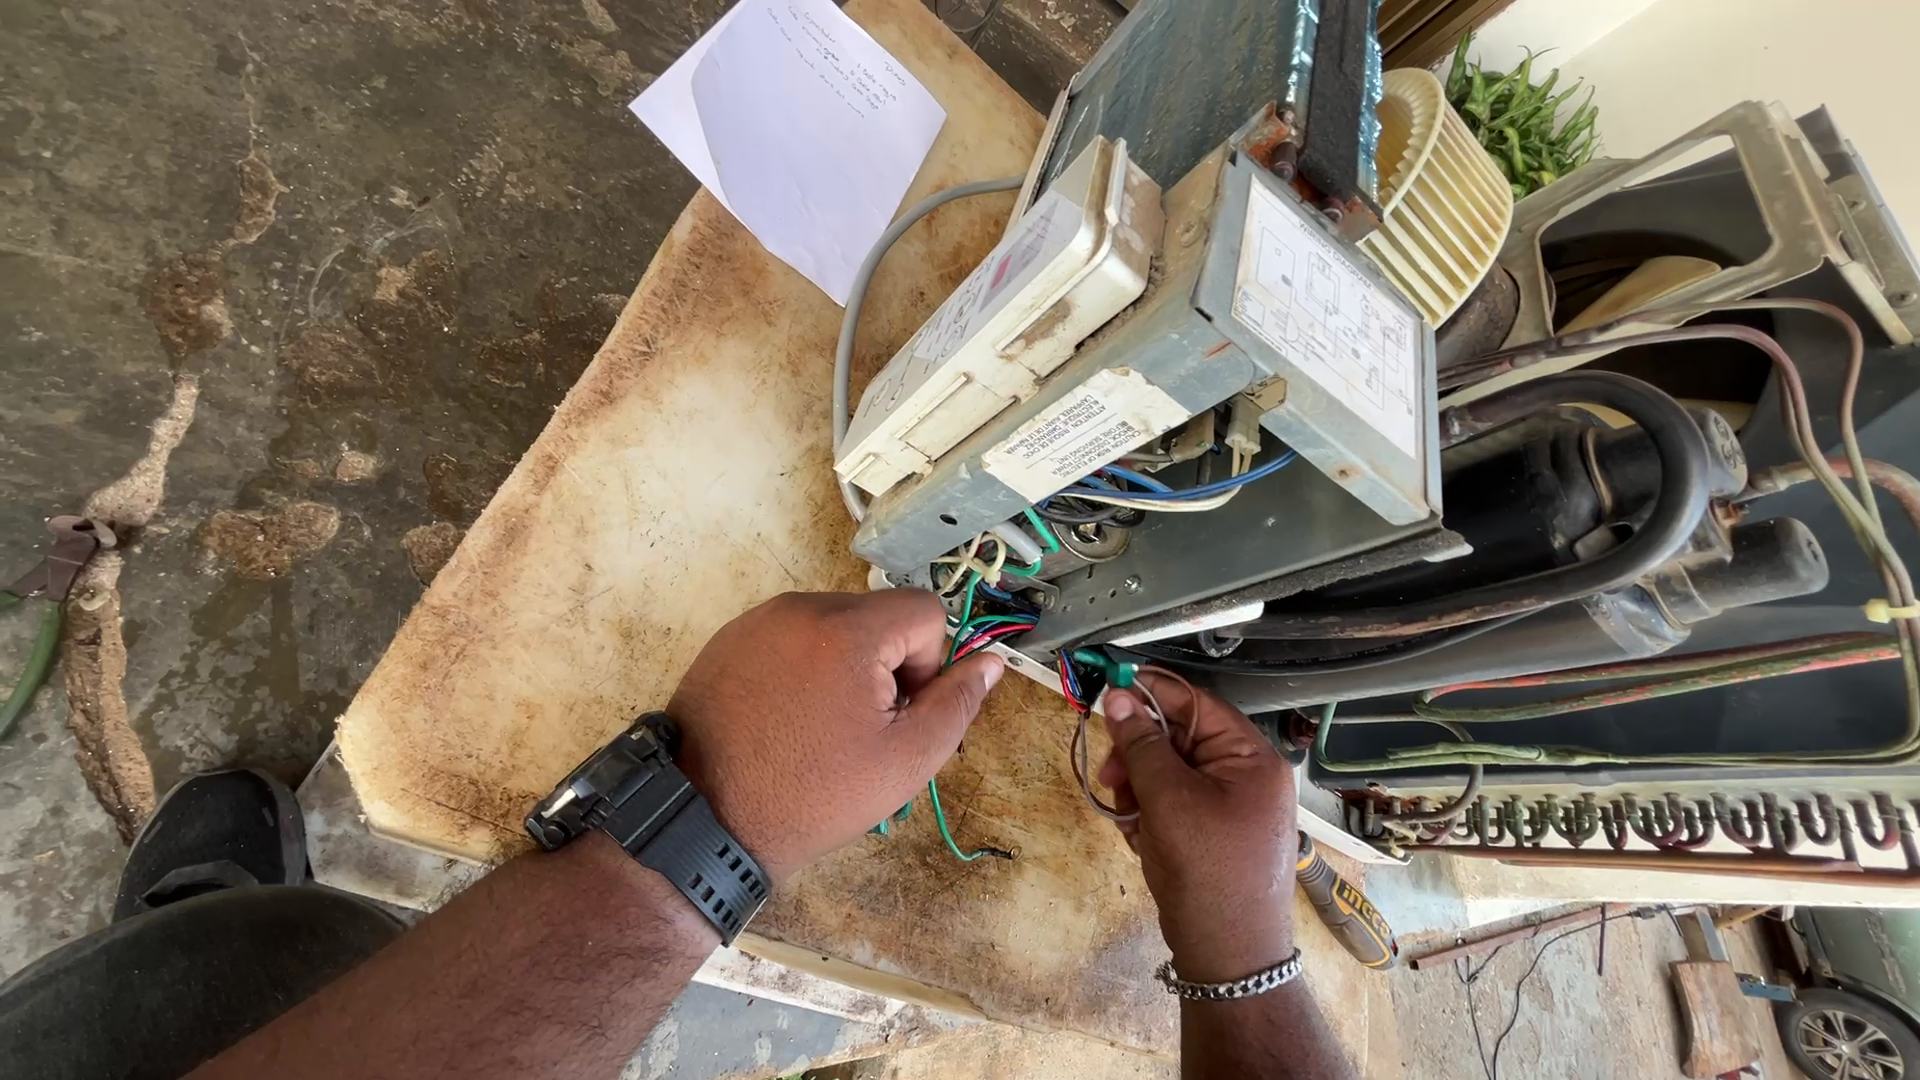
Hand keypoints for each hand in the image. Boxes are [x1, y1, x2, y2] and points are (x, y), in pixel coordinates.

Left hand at [667, 590, 1003, 883]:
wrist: (701, 820)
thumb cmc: (812, 795)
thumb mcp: (905, 760)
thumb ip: (957, 703)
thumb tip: (990, 662)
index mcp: (847, 629)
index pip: (925, 611)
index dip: (927, 663)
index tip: (896, 712)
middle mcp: (801, 606)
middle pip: (880, 617)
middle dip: (887, 665)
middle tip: (859, 728)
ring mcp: (758, 618)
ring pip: (837, 625)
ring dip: (847, 664)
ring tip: (820, 724)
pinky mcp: (730, 636)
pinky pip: (793, 634)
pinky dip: (805, 664)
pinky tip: (786, 714)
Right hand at [1097, 672, 1296, 982]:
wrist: (1228, 959)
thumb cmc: (1205, 870)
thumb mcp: (1167, 799)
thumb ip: (1140, 743)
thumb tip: (1117, 696)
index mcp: (1250, 757)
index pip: (1195, 703)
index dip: (1150, 692)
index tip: (1108, 689)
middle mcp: (1244, 773)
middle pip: (1178, 736)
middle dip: (1138, 754)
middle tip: (1109, 775)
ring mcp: (1230, 803)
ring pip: (1168, 769)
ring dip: (1138, 787)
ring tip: (1127, 818)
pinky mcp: (1212, 828)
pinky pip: (1172, 798)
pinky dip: (1149, 810)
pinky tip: (1139, 835)